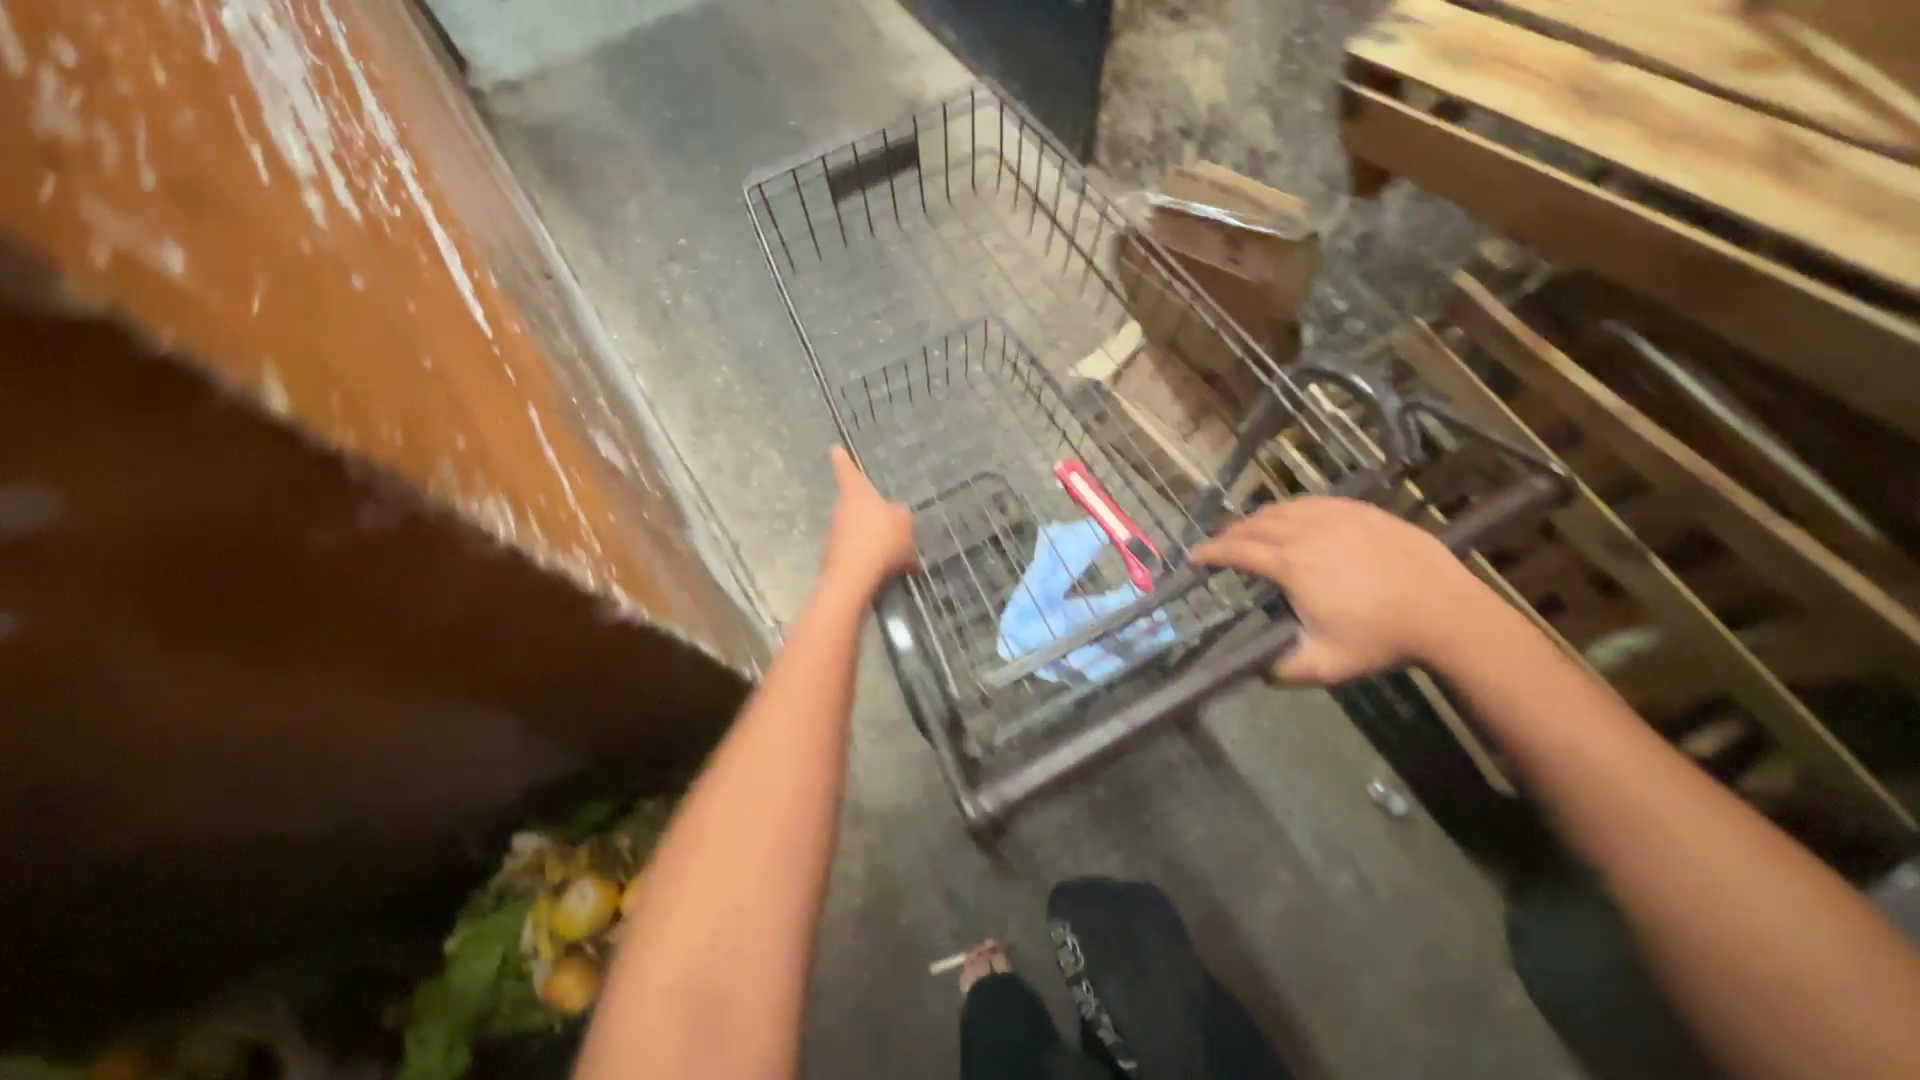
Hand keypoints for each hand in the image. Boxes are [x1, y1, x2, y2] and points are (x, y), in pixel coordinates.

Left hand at [820, 447, 915, 592]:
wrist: (853, 579)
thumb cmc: (880, 540)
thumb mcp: (904, 522)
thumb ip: (901, 515)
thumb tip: (896, 516)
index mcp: (856, 493)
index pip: (846, 469)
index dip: (842, 458)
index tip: (834, 448)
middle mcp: (841, 510)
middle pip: (858, 506)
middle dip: (875, 514)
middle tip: (896, 524)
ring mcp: (835, 536)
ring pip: (862, 533)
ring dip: (879, 542)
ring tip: (904, 557)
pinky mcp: (836, 560)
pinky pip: (862, 556)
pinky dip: (876, 562)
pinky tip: (894, 574)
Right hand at [1191, 497, 1500, 683]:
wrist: (1446, 612)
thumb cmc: (1381, 638)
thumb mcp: (1325, 665)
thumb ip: (1282, 669)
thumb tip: (1257, 669)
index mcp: (1291, 565)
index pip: (1237, 550)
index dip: (1210, 553)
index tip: (1193, 558)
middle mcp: (1307, 531)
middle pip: (1256, 524)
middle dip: (1230, 533)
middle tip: (1218, 545)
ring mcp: (1338, 516)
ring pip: (1285, 508)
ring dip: (1259, 519)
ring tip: (1250, 531)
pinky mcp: (1364, 511)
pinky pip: (1315, 502)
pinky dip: (1292, 510)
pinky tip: (1295, 519)